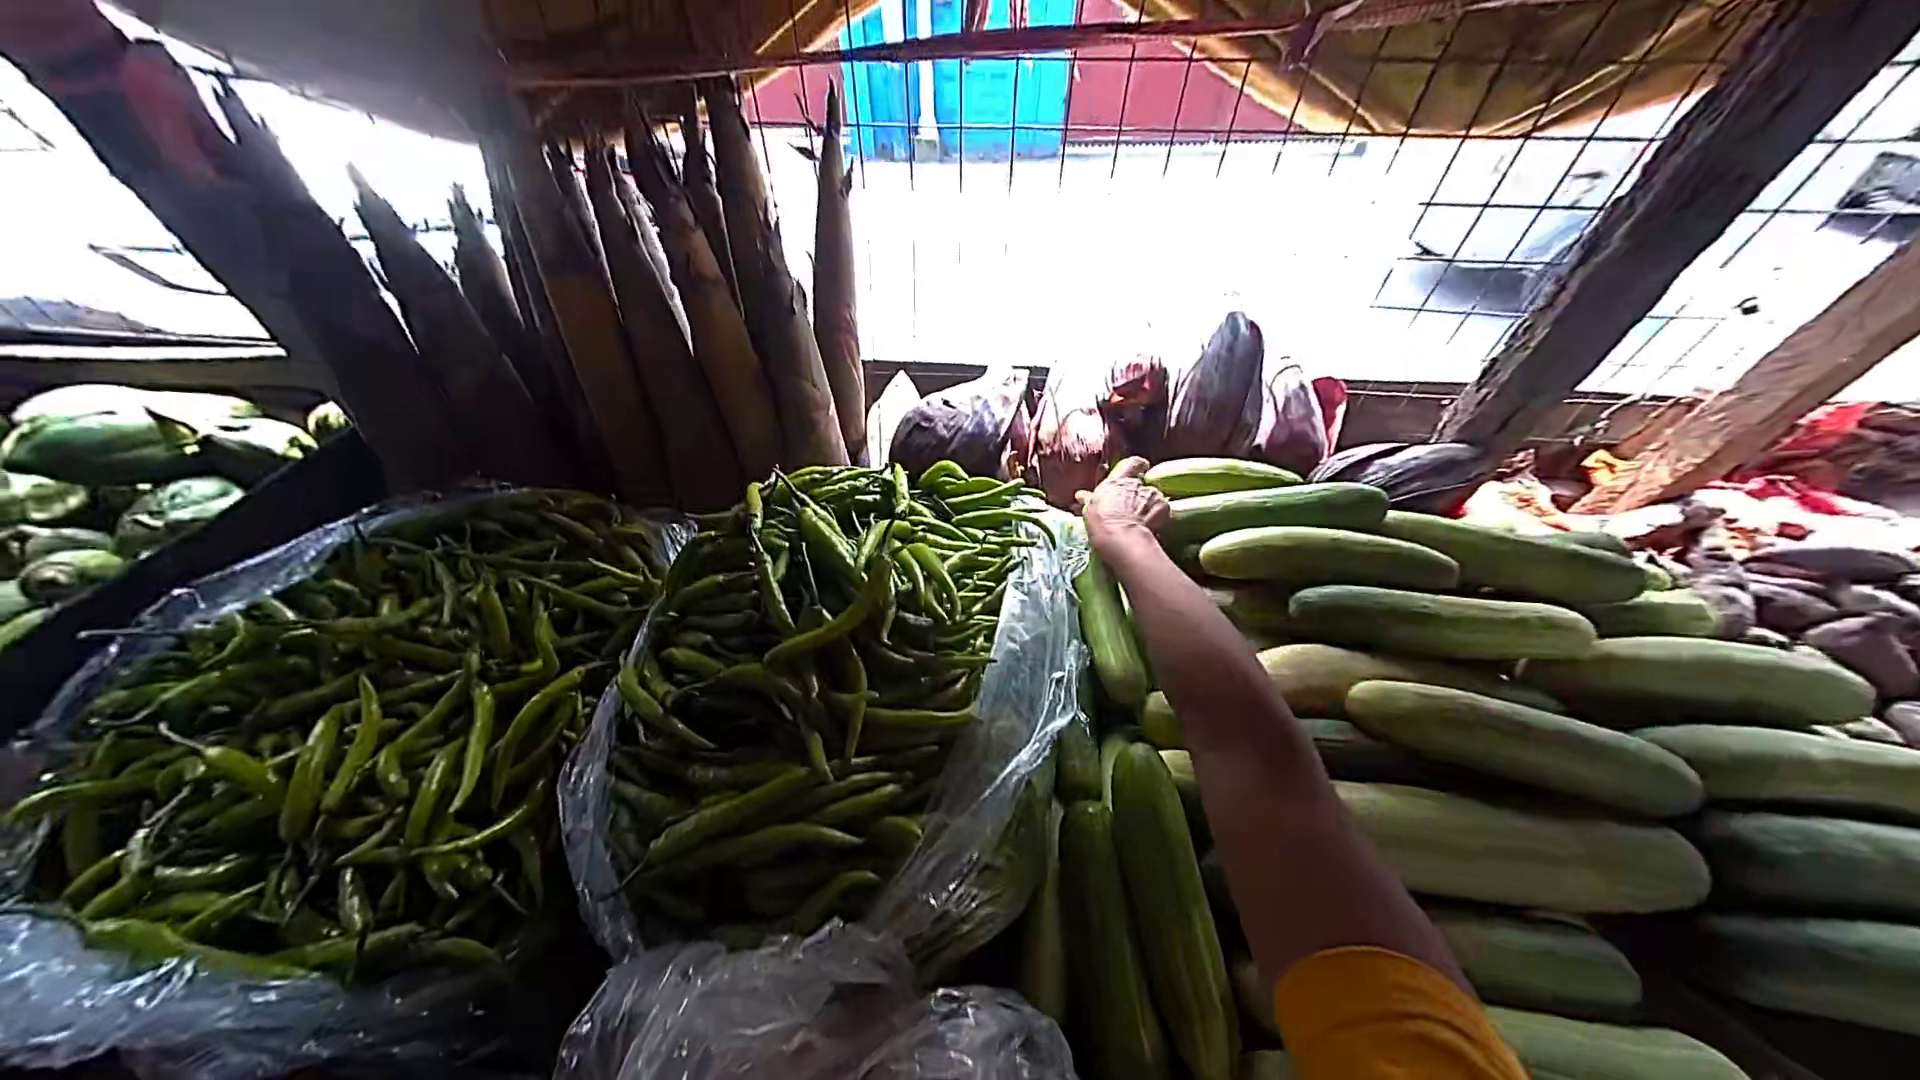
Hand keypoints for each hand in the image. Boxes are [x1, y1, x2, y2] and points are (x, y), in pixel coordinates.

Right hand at [1076, 457, 1168, 552]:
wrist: (1119, 535)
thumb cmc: (1100, 520)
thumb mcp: (1089, 508)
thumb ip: (1088, 499)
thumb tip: (1080, 495)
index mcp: (1117, 481)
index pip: (1134, 463)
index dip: (1138, 467)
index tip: (1137, 473)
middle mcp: (1136, 484)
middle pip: (1144, 483)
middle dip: (1141, 494)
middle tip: (1134, 507)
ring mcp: (1151, 494)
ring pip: (1154, 496)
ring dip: (1150, 505)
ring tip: (1143, 520)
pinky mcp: (1163, 506)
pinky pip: (1163, 508)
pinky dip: (1159, 515)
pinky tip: (1152, 525)